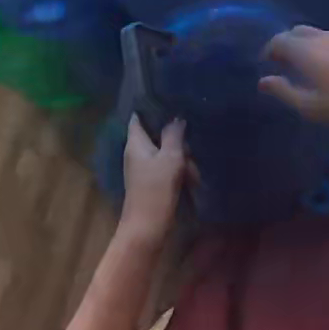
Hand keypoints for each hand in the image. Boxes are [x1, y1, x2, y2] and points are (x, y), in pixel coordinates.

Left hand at [120, 116, 187, 241]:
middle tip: (190, 150)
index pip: (138, 118)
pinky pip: (166, 168)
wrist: (147, 225)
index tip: (170, 104)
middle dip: (176, 142)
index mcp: (135, 143)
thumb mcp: (170, 158)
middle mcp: (135, 153)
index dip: (151, 109)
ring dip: (181, 160)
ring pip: (165, 154)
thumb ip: (174, 136)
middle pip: (157, 136)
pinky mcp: (150, 182)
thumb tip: (177, 119)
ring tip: (193, 174)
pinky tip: (190, 181)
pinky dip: (178, 172)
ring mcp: (142, 168)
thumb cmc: (157, 189)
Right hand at [258, 25, 328, 135]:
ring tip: (310, 65)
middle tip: (286, 62)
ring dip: (310, 44)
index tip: (267, 62)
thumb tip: (264, 80)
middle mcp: (324, 37)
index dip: (270, 50)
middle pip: (298, 31)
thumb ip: (283, 91)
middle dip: (288, 42)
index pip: (279, 40)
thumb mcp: (309, 106)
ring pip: (320, 34)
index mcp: (306, 50)